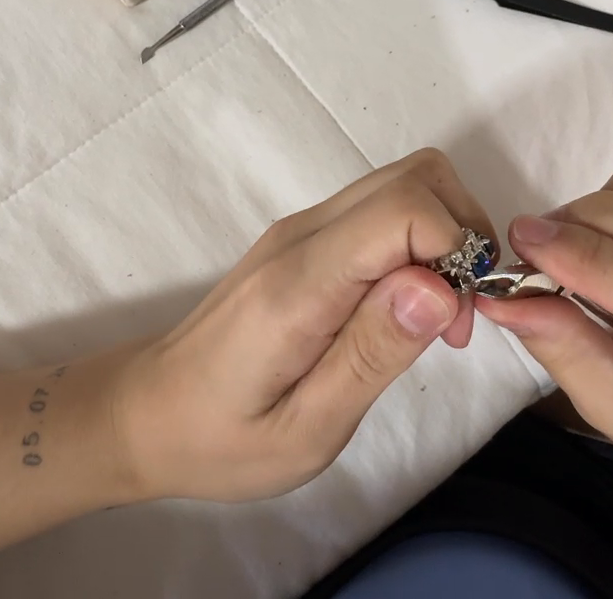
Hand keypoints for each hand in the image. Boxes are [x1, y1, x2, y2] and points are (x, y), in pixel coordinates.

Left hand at [112, 148, 490, 502]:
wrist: (151, 408)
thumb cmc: (222, 437)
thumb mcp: (306, 431)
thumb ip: (373, 354)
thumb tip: (439, 287)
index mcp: (300, 281)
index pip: (402, 207)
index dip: (453, 248)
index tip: (456, 322)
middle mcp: (304, 232)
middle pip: (416, 176)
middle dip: (461, 233)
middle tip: (456, 316)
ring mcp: (303, 225)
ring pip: (405, 182)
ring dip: (445, 234)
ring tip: (436, 314)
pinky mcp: (307, 234)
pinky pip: (384, 207)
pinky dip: (420, 239)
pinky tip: (406, 304)